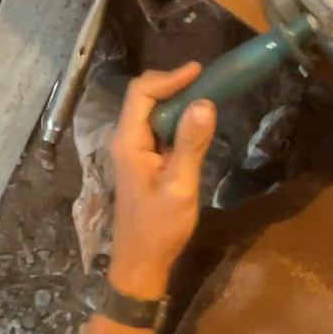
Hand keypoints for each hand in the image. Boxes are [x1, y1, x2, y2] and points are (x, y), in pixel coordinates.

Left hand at [107, 63, 215, 299]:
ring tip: (205, 94)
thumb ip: (191, 144)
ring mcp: (133, 149)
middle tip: (206, 81)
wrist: (142, 262)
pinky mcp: (143, 160)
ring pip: (151, 111)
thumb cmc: (159, 227)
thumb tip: (204, 102)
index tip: (199, 71)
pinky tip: (196, 122)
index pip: (141, 92)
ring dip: (176, 100)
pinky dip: (176, 118)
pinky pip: (157, 128)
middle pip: (144, 96)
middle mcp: (126, 139)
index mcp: (128, 140)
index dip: (169, 77)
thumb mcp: (180, 186)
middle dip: (173, 83)